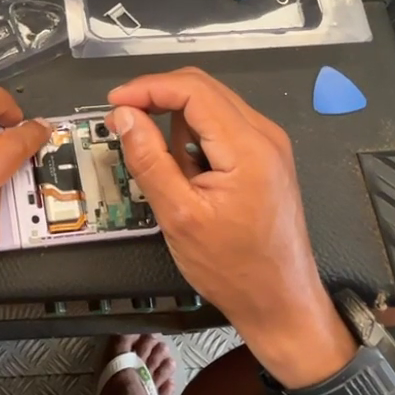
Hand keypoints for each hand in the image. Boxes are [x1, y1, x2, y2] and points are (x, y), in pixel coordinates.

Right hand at [109, 68, 356, 386]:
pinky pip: (220, 124)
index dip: (147, 88)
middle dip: (156, 96)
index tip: (113, 105)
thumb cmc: (231, 268)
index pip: (192, 90)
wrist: (282, 306)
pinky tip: (182, 168)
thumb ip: (149, 159)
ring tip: (159, 161)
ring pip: (210, 103)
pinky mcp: (264, 156)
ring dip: (174, 118)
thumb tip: (123, 115)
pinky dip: (191, 133)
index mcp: (247, 146)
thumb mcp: (179, 216)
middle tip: (121, 120)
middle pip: (202, 88)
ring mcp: (267, 144)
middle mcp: (264, 134)